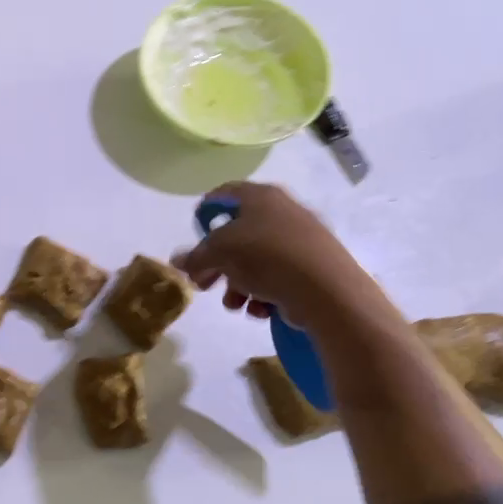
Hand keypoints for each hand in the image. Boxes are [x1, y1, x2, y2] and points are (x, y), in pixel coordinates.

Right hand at [173, 182, 368, 327]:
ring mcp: (299, 239)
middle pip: (238, 235)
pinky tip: (260, 309)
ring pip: (255, 261)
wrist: (325, 288)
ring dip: (238, 285)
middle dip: (218, 264)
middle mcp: (281, 212)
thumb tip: (177, 260)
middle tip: (205, 284)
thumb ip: (194, 256)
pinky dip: (263, 293)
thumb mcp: (218, 253)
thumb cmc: (265, 257)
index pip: (224, 194)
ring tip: (235, 304)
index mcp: (260, 197)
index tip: (194, 237)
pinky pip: (277, 276)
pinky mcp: (311, 267)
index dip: (205, 213)